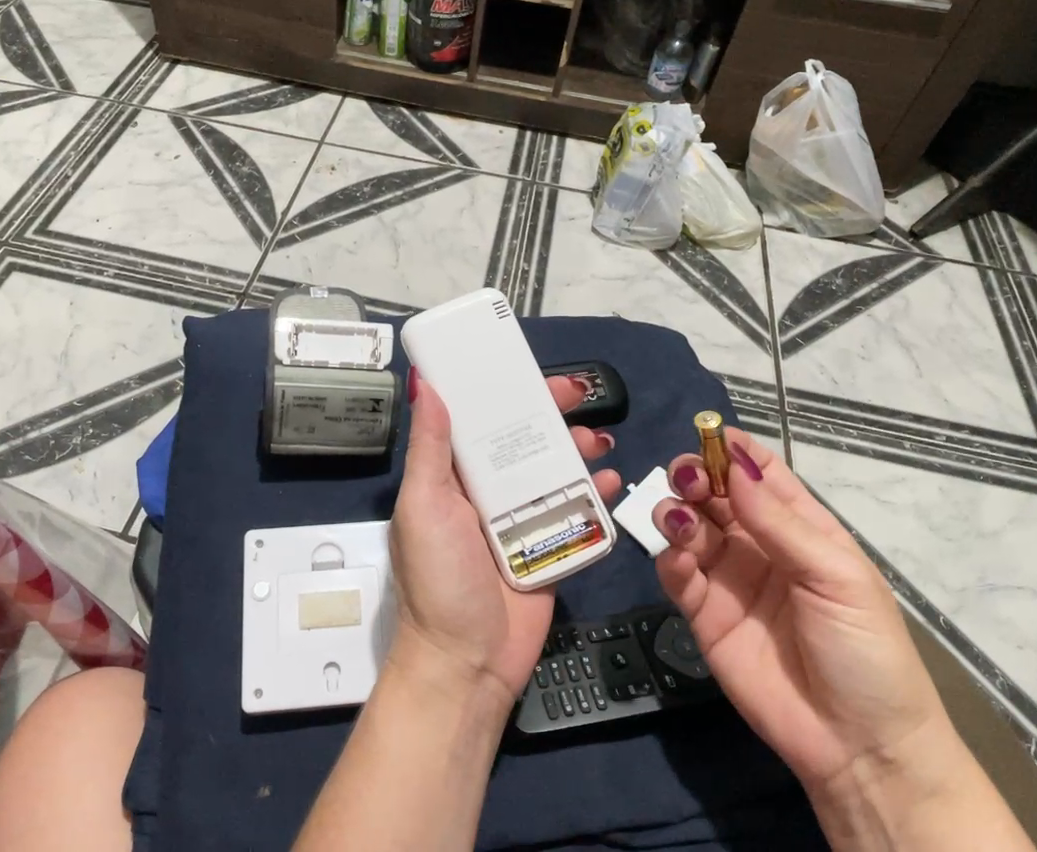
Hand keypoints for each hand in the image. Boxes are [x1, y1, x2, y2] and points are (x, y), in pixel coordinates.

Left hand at [387, 374, 621, 705]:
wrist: (467, 664)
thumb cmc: (438, 581)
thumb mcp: (423, 507)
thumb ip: (430, 449)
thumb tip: (426, 384)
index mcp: (452, 479)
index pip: (480, 423)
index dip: (504, 393)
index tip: (532, 372)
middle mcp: (486, 495)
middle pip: (523, 442)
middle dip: (551, 416)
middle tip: (581, 397)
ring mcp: (520, 524)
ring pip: (555, 474)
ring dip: (578, 451)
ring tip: (599, 442)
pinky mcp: (550, 552)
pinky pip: (578, 515)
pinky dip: (597, 496)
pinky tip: (612, 483)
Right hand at [651, 430, 949, 792]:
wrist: (858, 746)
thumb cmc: (866, 652)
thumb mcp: (836, 578)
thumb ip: (780, 523)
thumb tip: (735, 464)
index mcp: (801, 529)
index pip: (760, 474)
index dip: (733, 451)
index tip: (707, 434)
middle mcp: (759, 546)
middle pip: (716, 494)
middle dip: (696, 476)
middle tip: (687, 479)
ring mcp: (728, 580)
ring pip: (689, 527)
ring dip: (676, 512)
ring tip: (678, 519)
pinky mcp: (703, 615)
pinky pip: (676, 574)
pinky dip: (669, 558)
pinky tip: (677, 557)